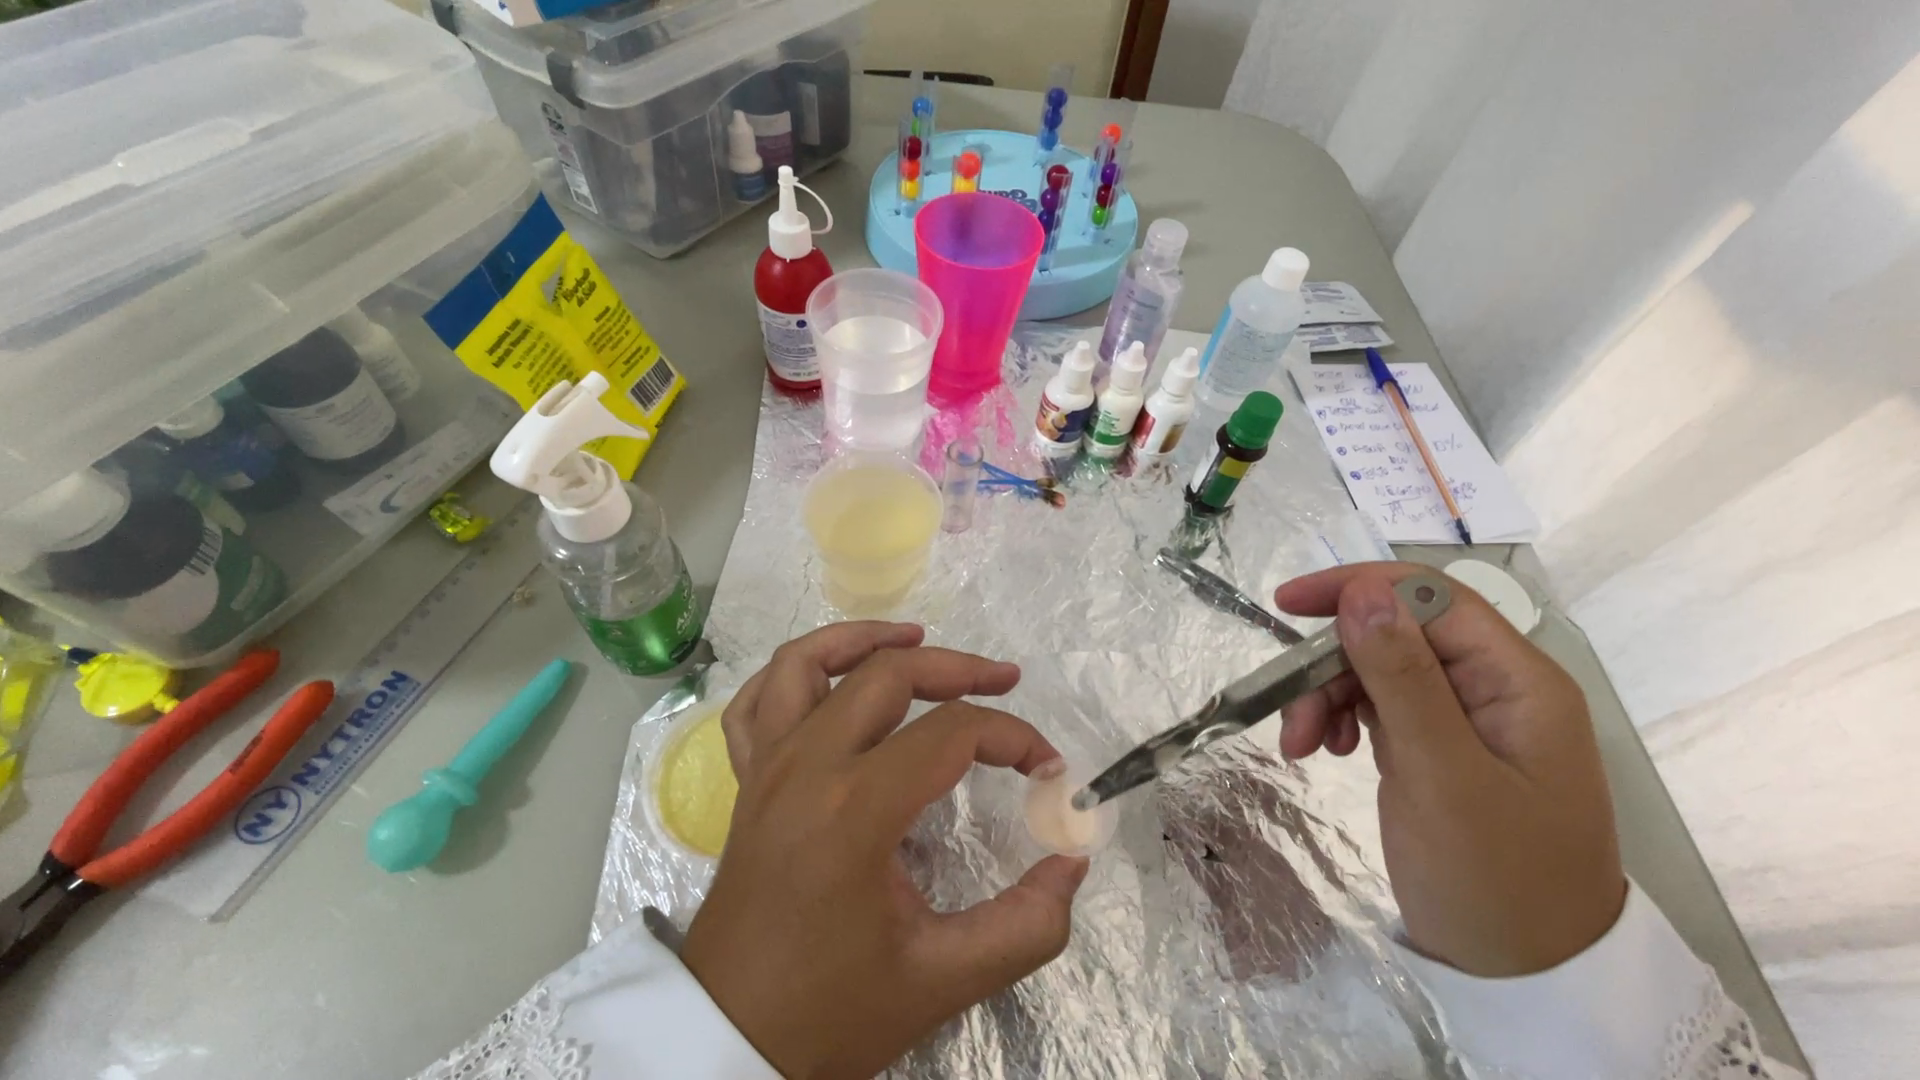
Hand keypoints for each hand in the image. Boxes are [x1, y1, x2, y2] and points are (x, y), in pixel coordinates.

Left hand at [686, 624, 1090, 1078]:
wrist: (730, 1039)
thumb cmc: (832, 1009)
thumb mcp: (943, 980)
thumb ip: (1026, 925)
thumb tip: (1073, 862)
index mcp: (854, 810)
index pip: (950, 734)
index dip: (1011, 737)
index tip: (1046, 768)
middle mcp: (805, 768)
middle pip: (887, 675)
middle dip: (958, 668)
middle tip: (1006, 680)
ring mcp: (765, 769)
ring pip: (805, 663)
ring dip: (864, 639)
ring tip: (917, 637)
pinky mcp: (745, 783)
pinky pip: (756, 703)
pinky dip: (795, 674)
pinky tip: (831, 681)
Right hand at [1273, 563, 1625, 977]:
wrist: (1527, 975)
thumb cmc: (1494, 878)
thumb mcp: (1440, 774)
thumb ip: (1402, 677)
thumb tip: (1362, 590)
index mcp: (1518, 679)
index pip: (1430, 597)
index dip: (1356, 588)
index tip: (1285, 606)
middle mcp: (1496, 687)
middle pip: (1398, 634)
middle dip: (1334, 663)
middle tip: (1291, 718)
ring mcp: (1468, 719)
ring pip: (1380, 669)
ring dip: (1330, 696)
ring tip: (1302, 747)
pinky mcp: (1441, 748)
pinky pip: (1382, 707)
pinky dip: (1344, 720)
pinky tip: (1327, 751)